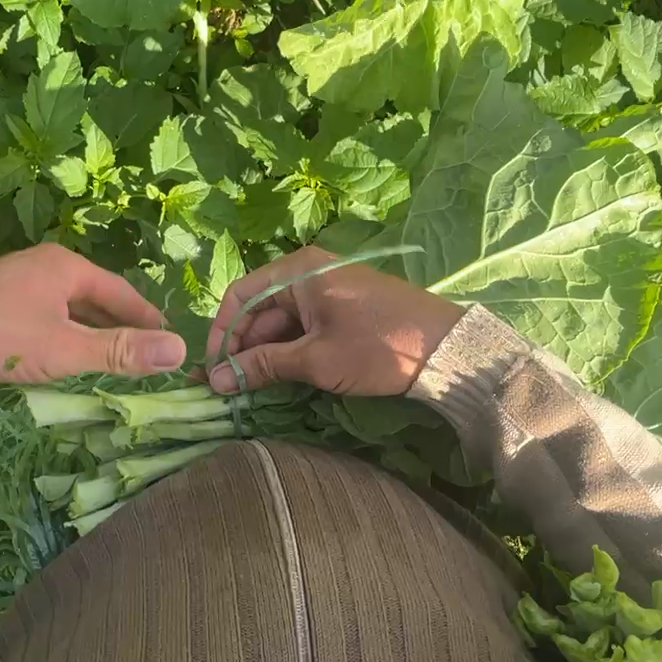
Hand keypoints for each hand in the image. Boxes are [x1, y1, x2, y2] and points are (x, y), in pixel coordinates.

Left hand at [0, 244, 185, 382]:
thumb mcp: (66, 348)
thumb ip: (121, 351)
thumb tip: (181, 350)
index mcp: (66, 266)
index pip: (122, 292)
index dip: (147, 318)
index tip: (169, 340)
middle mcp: (43, 265)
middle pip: (95, 297)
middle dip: (120, 325)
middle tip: (143, 354)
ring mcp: (15, 281)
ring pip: (67, 307)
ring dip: (90, 331)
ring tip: (110, 358)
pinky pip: (43, 315)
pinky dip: (63, 334)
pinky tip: (62, 355)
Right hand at [203, 246, 463, 395]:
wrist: (449, 350)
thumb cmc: (377, 347)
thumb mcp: (315, 360)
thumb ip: (262, 366)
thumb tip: (215, 382)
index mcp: (297, 272)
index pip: (240, 296)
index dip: (221, 333)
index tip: (213, 370)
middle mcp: (308, 273)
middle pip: (259, 310)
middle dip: (241, 348)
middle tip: (227, 388)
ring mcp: (327, 290)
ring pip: (280, 322)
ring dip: (264, 354)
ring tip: (249, 389)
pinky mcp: (343, 309)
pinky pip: (303, 327)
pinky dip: (288, 351)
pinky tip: (279, 378)